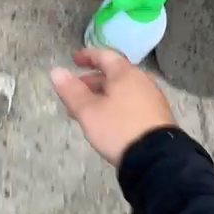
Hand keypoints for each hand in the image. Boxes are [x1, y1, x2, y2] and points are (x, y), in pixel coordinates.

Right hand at [49, 48, 176, 166]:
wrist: (156, 158)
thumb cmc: (118, 128)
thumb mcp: (88, 111)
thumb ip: (71, 90)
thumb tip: (56, 71)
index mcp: (125, 74)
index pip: (104, 56)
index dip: (87, 56)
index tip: (74, 59)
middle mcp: (141, 81)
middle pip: (114, 74)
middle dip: (92, 81)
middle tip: (75, 92)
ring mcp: (152, 99)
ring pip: (122, 90)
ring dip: (103, 96)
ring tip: (87, 111)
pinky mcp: (157, 116)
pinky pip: (131, 102)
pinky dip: (116, 105)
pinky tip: (108, 121)